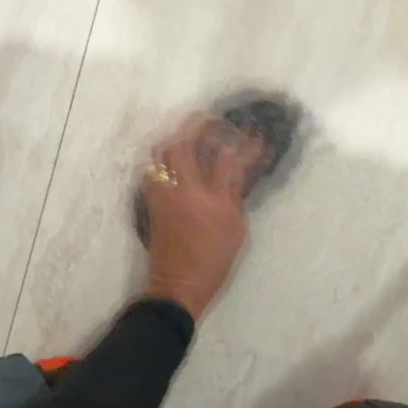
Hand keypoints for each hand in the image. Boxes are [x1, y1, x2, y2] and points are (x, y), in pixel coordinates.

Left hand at [139, 116, 264, 319]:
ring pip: (162, 152)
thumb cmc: (213, 262)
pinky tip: (175, 158)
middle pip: (184, 143)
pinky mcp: (151, 201)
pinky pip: (153, 167)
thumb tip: (237, 169)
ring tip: (191, 133)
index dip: (244, 143)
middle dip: (199, 125)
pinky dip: (164, 156)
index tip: (255, 135)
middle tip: (214, 121)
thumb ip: (235, 194)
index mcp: (210, 200)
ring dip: (176, 136)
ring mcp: (162, 194)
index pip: (227, 158)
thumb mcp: (236, 229)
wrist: (177, 286)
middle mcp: (183, 190)